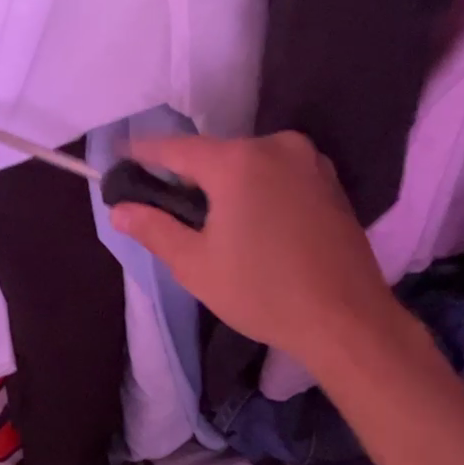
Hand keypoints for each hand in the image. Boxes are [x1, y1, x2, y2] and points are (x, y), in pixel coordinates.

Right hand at [113, 132, 403, 360]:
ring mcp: (309, 161)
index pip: (175, 148)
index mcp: (237, 162)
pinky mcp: (330, 182)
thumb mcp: (195, 265)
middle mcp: (275, 146)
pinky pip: (277, 175)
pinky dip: (255, 190)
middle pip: (215, 155)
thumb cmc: (262, 292)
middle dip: (187, 176)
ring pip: (248, 165)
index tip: (118, 154)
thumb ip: (154, 229)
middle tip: (163, 206)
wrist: (345, 318)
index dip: (142, 152)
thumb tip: (119, 210)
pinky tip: (250, 225)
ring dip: (224, 185)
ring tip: (208, 222)